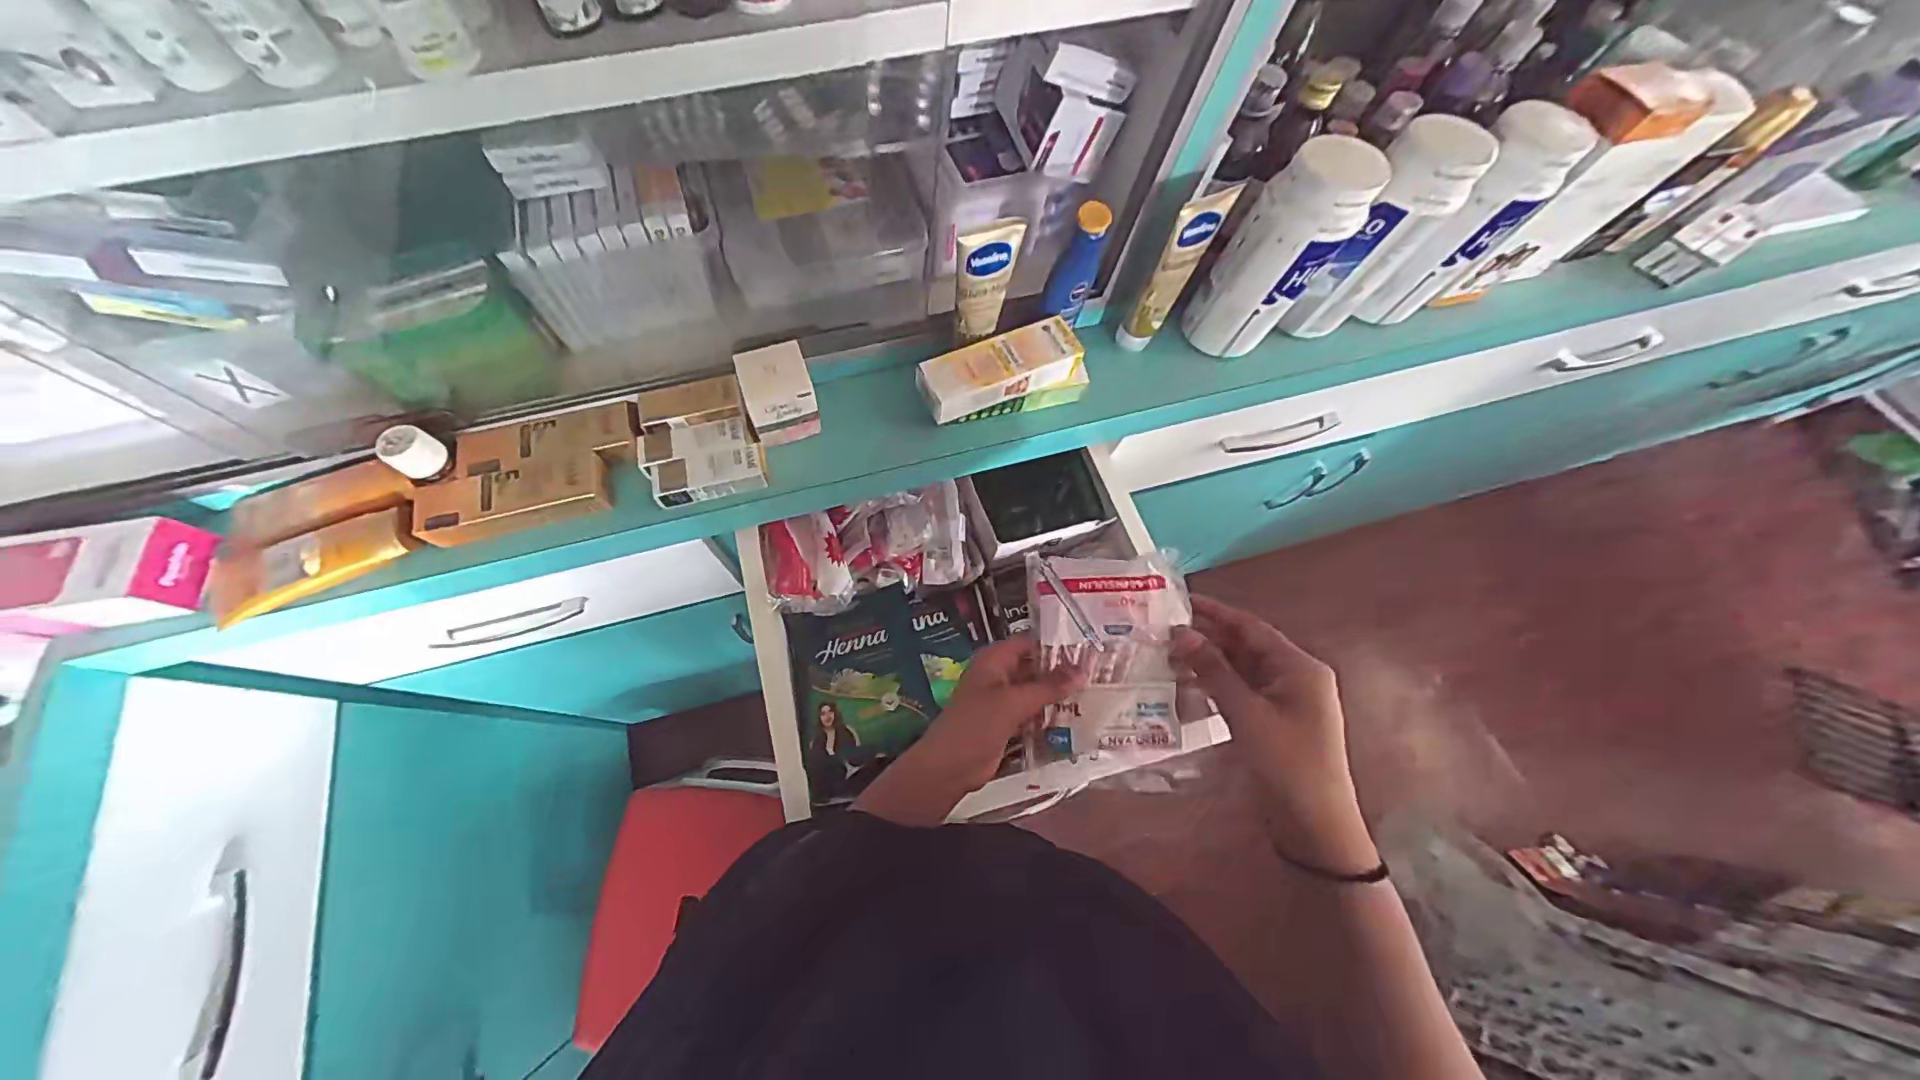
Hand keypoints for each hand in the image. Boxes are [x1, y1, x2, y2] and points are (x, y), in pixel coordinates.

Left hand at [854, 636, 1085, 826]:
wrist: (949, 766)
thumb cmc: (976, 725)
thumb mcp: (1014, 702)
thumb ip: (1049, 686)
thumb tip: (1083, 671)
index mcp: (994, 660)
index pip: (1030, 643)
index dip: (1057, 646)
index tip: (1089, 651)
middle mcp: (999, 675)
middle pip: (1035, 668)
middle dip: (1062, 673)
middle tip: (1099, 676)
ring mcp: (1002, 700)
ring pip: (1035, 692)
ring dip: (1058, 696)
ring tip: (1095, 696)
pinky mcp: (1007, 723)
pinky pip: (1033, 714)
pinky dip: (1050, 716)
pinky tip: (1077, 720)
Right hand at [1172, 596, 1377, 874]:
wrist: (1315, 823)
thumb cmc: (1286, 762)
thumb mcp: (1246, 713)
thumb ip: (1214, 671)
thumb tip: (1182, 634)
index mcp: (1298, 667)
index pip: (1250, 627)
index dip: (1215, 612)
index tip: (1180, 601)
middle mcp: (1295, 676)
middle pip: (1246, 646)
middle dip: (1208, 637)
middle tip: (1165, 629)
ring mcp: (1286, 700)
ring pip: (1241, 669)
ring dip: (1209, 661)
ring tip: (1168, 654)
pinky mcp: (1275, 720)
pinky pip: (1242, 691)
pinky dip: (1216, 685)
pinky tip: (1187, 685)